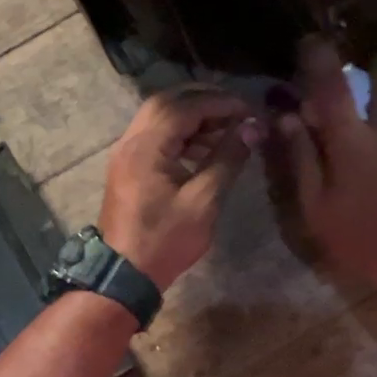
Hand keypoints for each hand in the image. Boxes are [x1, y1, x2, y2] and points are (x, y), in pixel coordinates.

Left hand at [98, 85, 260, 288]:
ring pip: (160, 119)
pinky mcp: (128, 168)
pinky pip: (155, 137)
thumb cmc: (165, 239)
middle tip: (237, 111)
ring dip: (193, 118)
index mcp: (147, 145)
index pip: (186, 106)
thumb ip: (227, 159)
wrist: (124, 274)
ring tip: (226, 132)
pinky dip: (180, 135)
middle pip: (168, 103)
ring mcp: (126, 153)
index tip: (250, 110)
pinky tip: (204, 151)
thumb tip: (253, 128)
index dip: (221, 103)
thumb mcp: (203, 200)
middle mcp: (131, 140)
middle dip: (204, 102)